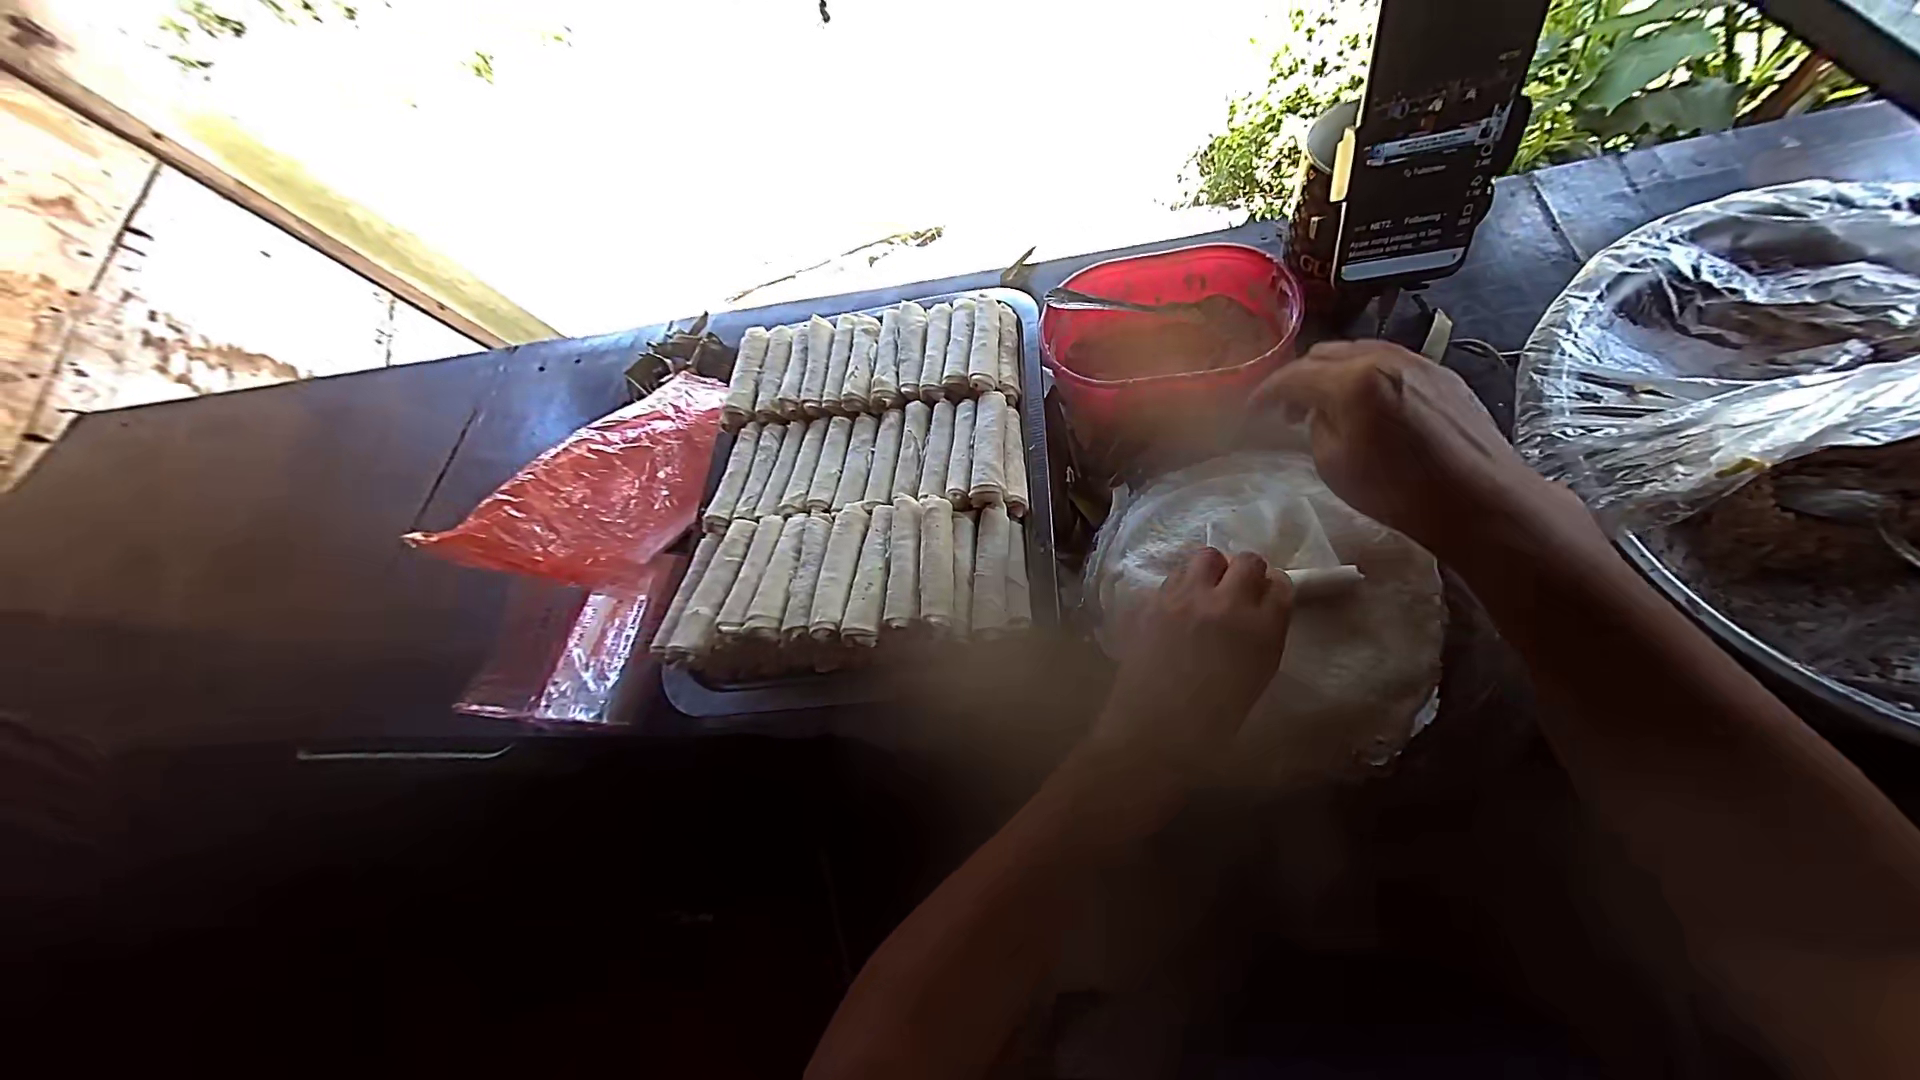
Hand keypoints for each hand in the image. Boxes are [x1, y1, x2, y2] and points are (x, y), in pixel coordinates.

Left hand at [1093, 547, 1292, 766]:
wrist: (1152, 730)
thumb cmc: (1212, 721)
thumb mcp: (1256, 677)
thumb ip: (1264, 636)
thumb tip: (1258, 611)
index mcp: (1262, 629)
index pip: (1280, 585)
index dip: (1272, 590)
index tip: (1265, 599)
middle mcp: (1226, 604)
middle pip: (1247, 562)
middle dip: (1246, 573)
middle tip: (1236, 592)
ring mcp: (1185, 598)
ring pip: (1205, 557)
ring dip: (1211, 571)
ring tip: (1205, 594)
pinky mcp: (1152, 601)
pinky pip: (1173, 577)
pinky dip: (1181, 586)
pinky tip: (1178, 608)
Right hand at [1253, 340, 1589, 559]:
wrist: (1476, 498)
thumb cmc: (1396, 490)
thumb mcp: (1331, 462)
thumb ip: (1316, 425)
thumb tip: (1315, 411)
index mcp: (1352, 381)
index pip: (1292, 377)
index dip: (1266, 394)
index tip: (1252, 410)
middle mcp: (1384, 358)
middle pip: (1324, 354)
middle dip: (1298, 378)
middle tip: (1287, 410)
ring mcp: (1417, 361)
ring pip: (1357, 352)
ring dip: (1331, 374)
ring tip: (1324, 406)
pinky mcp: (1441, 373)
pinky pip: (1387, 362)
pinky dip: (1363, 376)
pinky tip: (1363, 405)